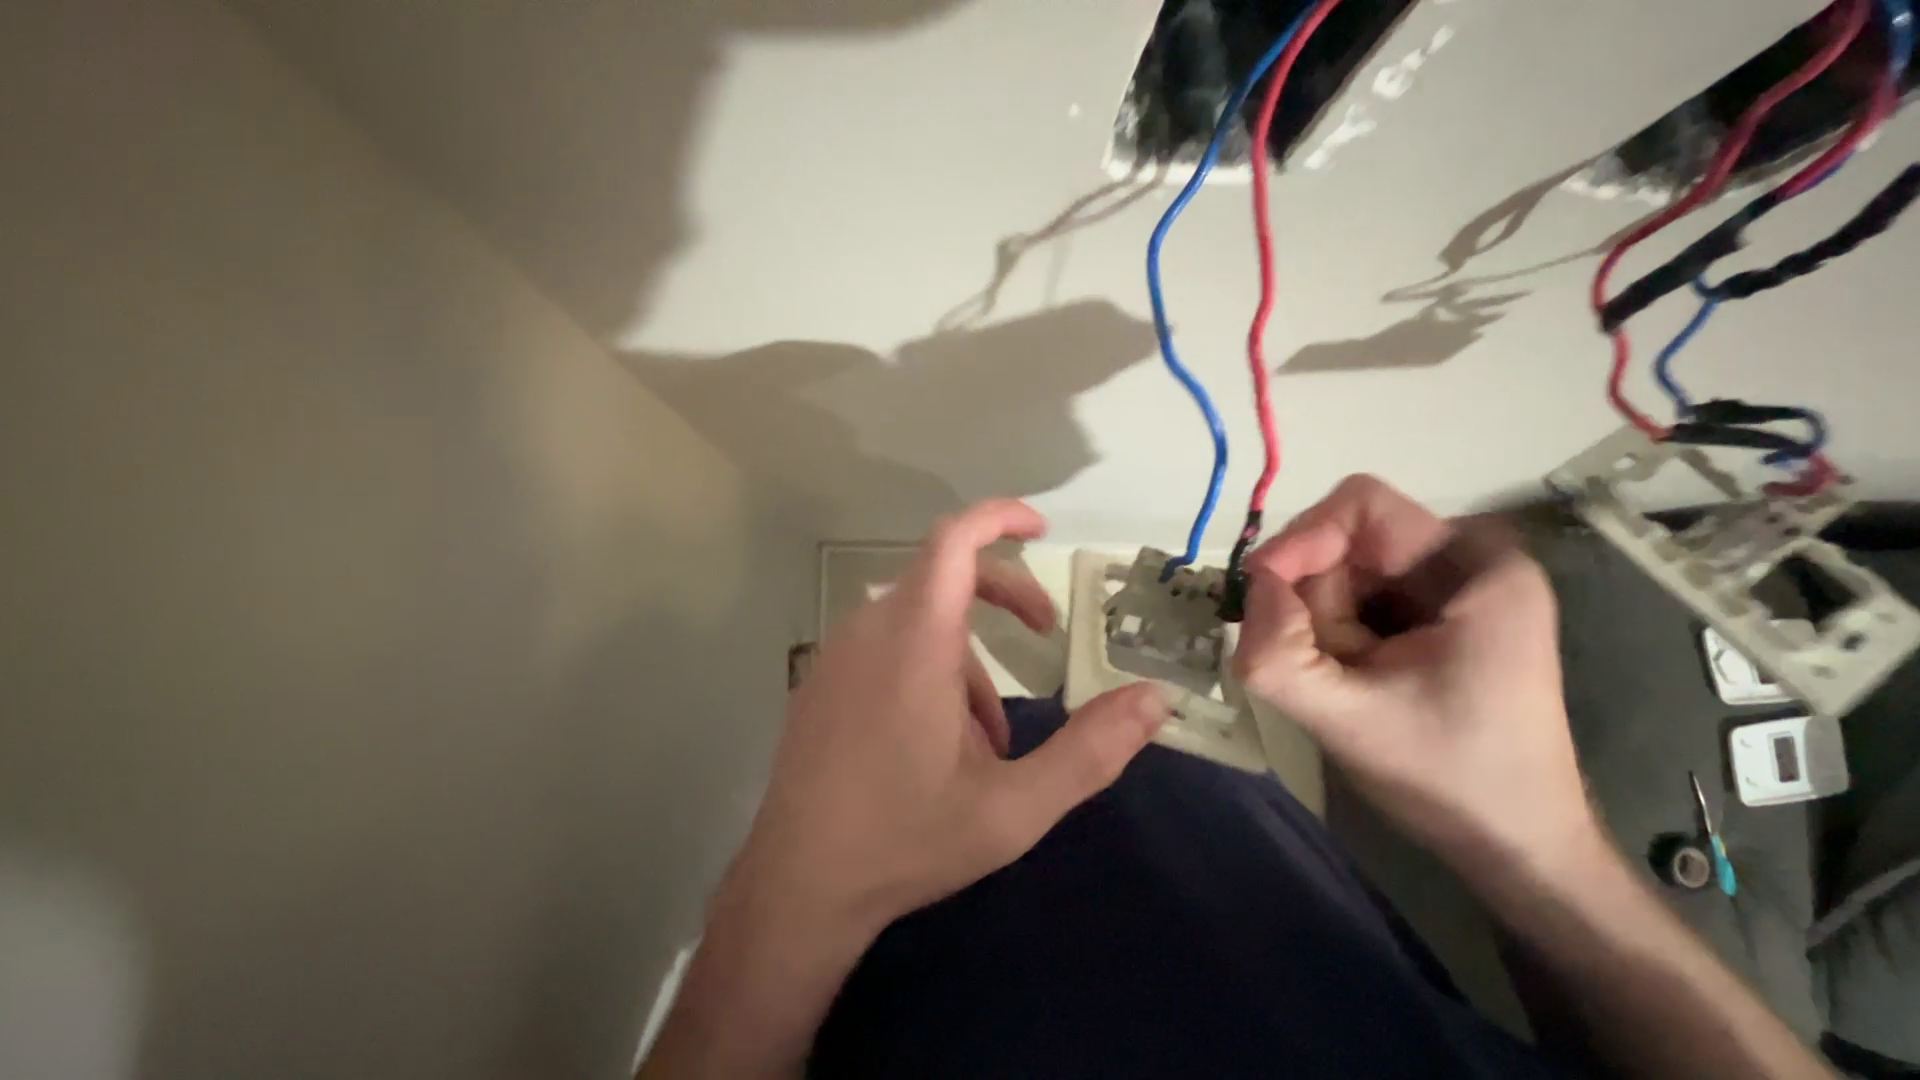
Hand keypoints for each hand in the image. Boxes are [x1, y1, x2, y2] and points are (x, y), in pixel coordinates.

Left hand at [727, 498, 1169, 943]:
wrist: (798, 885)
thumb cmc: (907, 839)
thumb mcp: (1014, 807)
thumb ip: (1091, 750)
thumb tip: (1157, 700)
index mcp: (915, 641)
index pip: (953, 541)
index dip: (998, 516)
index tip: (1041, 527)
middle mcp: (869, 631)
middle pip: (944, 578)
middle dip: (1004, 595)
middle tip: (1046, 634)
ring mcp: (836, 656)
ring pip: (918, 622)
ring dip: (966, 656)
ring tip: (992, 739)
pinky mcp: (821, 683)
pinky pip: (886, 648)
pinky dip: (928, 669)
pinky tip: (940, 744)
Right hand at [1232, 475, 1595, 870]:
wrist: (1514, 840)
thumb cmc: (1448, 779)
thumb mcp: (1348, 721)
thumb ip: (1280, 656)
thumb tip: (1250, 591)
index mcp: (1475, 569)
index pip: (1360, 505)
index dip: (1302, 538)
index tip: (1264, 597)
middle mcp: (1468, 561)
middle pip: (1346, 539)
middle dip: (1310, 597)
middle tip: (1319, 664)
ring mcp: (1451, 587)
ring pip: (1342, 570)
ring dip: (1319, 620)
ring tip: (1345, 680)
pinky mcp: (1434, 613)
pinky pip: (1355, 596)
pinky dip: (1331, 630)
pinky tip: (1352, 676)